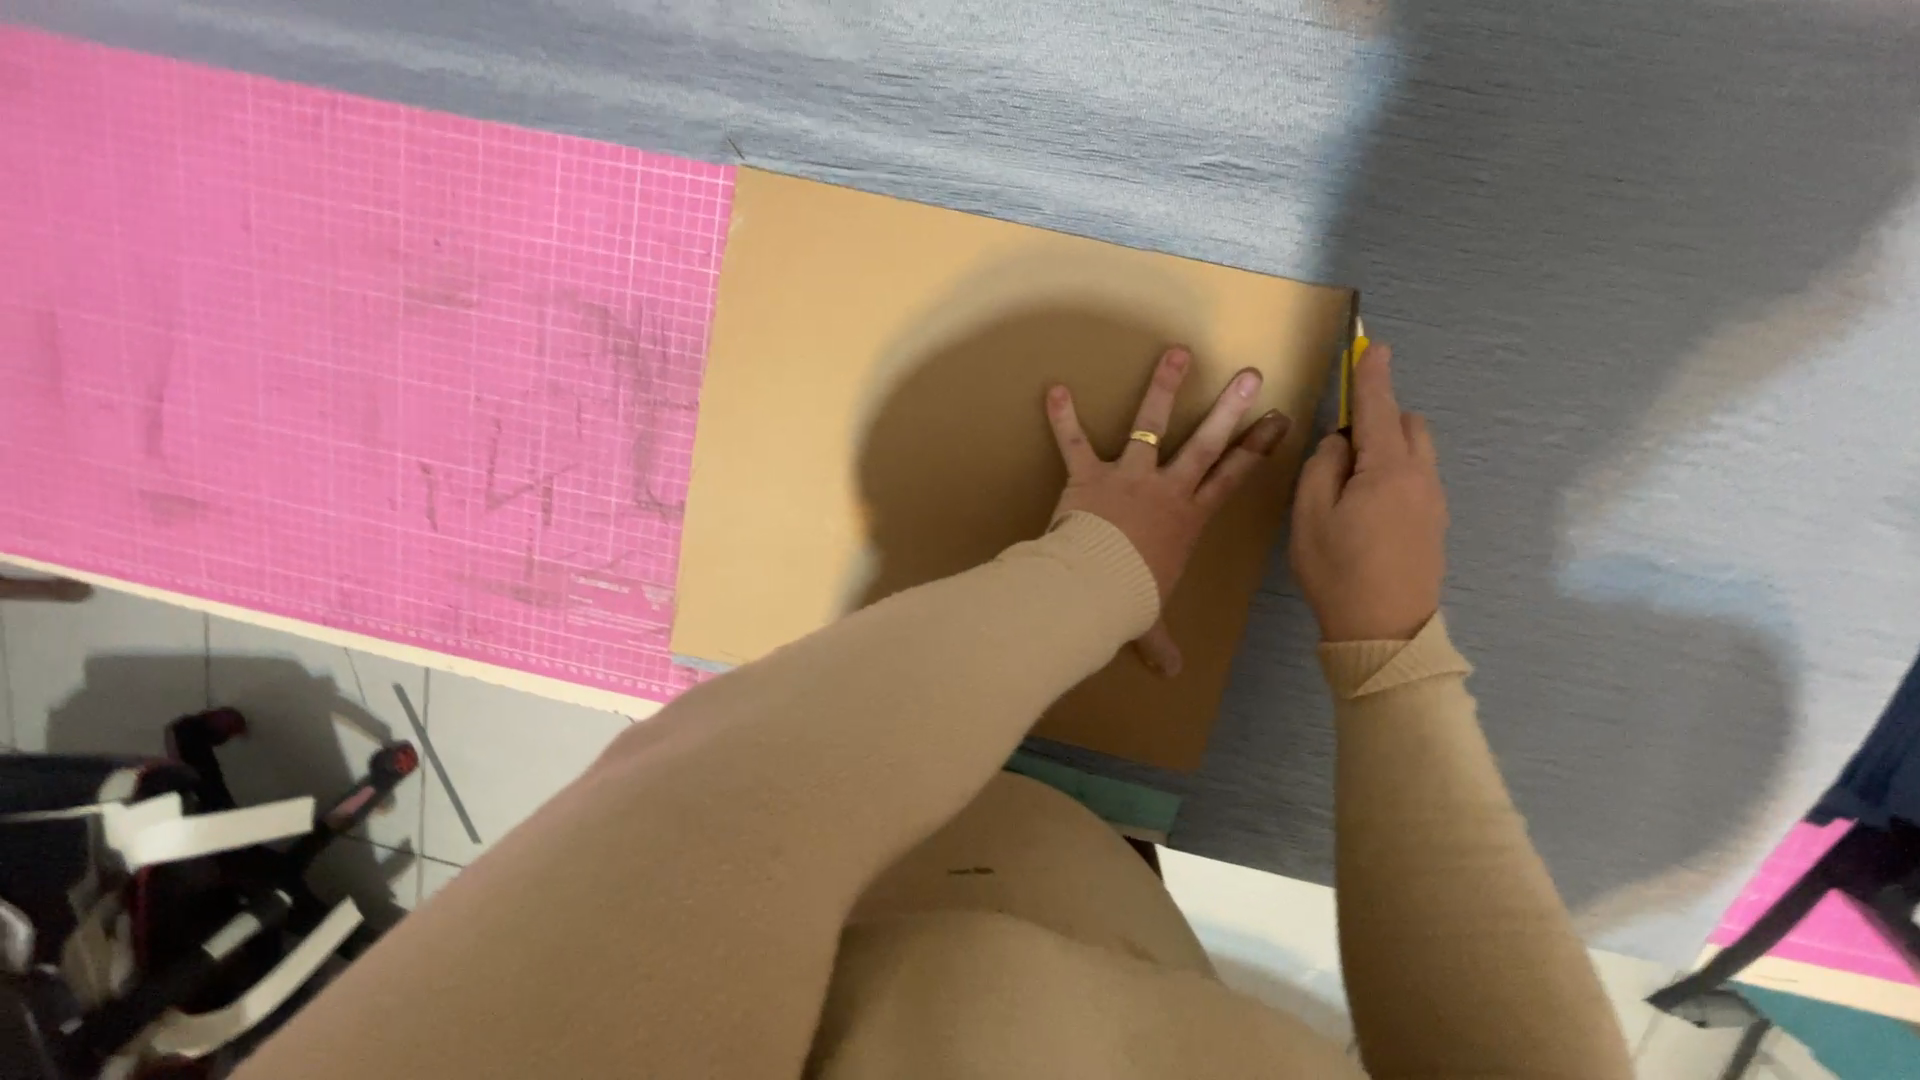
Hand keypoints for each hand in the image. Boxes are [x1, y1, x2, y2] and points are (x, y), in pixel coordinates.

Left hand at [1046, 346, 1290, 675]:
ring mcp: (1129, 478)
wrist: (1094, 591)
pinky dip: (1063, 418)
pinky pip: (1074, 442)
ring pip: (1150, 425)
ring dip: (1163, 388)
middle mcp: (1166, 492)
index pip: (1232, 480)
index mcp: (1187, 521)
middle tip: (1250, 373)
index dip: (1257, 450)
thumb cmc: (1128, 603)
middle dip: (1230, 408)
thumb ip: (1160, 643)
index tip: (1278, 421)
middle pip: (1206, 444)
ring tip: (1175, 352)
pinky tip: (1054, 389)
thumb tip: (1171, 675)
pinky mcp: (1089, 476)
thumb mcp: (1149, 621)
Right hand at [1289, 342, 1446, 641]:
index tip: (1372, 345)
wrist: (1384, 631)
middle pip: (1410, 425)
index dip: (1373, 374)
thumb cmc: (1338, 570)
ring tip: (1349, 487)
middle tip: (1340, 448)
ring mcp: (1434, 502)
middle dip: (1382, 418)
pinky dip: (1395, 474)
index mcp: (1388, 469)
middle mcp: (1421, 477)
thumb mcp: (1310, 515)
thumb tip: (1341, 442)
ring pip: (1416, 454)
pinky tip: (1366, 510)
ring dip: (1388, 449)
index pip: (1381, 407)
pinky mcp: (1435, 525)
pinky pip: (1417, 479)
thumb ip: (1323, 466)